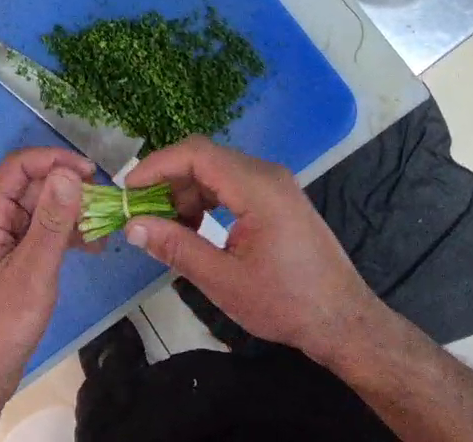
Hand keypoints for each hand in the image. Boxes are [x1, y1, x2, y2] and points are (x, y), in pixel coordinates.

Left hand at [0, 147, 93, 394]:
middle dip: (68, 190)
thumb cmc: (1, 324)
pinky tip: (92, 248)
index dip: (53, 160)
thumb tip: (69, 173)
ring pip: (41, 210)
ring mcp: (3, 242)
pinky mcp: (14, 260)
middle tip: (104, 205)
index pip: (18, 167)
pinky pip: (42, 234)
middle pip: (32, 187)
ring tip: (103, 230)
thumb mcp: (32, 271)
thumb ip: (51, 222)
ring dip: (71, 214)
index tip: (90, 172)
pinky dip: (66, 236)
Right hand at [123, 136, 381, 363]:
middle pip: (204, 157)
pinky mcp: (277, 197)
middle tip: (142, 212)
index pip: (196, 153)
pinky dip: (206, 199)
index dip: (157, 165)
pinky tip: (195, 229)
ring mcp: (274, 183)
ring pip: (216, 170)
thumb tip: (133, 226)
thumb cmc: (286, 303)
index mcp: (257, 187)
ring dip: (186, 192)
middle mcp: (266, 173)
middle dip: (168, 181)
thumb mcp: (224, 281)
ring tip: (168, 228)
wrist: (344, 319)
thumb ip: (177, 248)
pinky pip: (231, 183)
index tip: (128, 190)